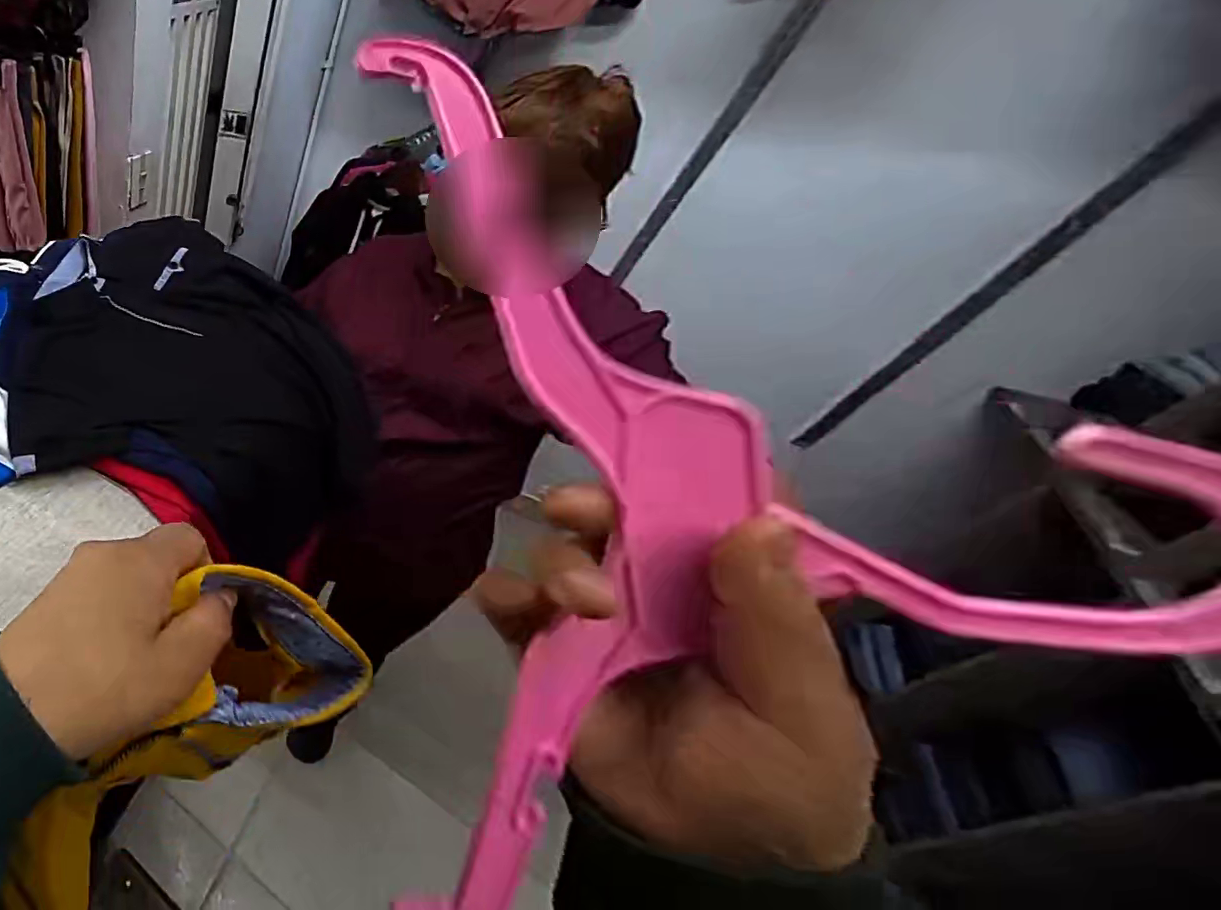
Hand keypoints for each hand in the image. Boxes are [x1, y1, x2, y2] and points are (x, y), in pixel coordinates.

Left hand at [0, 523, 235, 759]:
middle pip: (158, 558)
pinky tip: (100, 659)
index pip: (191, 536)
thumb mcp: (178, 666)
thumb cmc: (106, 687)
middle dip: (174, 595)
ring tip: (133, 660)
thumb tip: (221, 596)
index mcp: (140, 558)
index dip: (208, 571)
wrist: (8, 716)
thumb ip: (213, 622)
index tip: (199, 617)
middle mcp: (105, 551)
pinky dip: (111, 615)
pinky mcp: (49, 594)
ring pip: (129, 577)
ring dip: (142, 608)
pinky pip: (99, 591)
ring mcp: (72, 570)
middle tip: (169, 648)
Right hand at [470, 485, 876, 871]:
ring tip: (582, 605)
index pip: (710, 501)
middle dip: (593, 501)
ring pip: (558, 550)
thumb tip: (756, 522)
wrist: (699, 854)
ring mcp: (594, 608)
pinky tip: (511, 604)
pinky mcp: (546, 642)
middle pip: (616, 514)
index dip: (691, 469)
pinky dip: (501, 591)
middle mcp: (654, 578)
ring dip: (556, 561)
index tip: (663, 450)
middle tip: (577, 510)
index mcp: (726, 579)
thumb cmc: (779, 773)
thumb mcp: (803, 706)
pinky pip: (509, 600)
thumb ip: (779, 620)